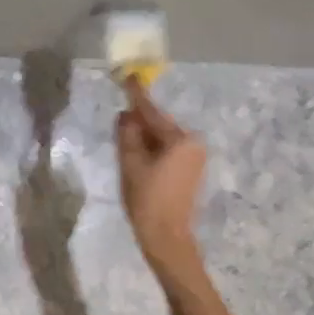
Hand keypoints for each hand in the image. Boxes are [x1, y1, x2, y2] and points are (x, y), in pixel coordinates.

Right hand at [115, 78, 206, 281]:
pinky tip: (138, 158)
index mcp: (180, 139)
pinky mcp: (191, 171)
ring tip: (124, 144)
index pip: (152, 112)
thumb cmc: (147, 201)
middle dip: (139, 122)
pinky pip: (168, 151)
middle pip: (159, 125)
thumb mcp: (130, 164)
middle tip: (118, 121)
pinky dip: (153, 150)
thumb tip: (126, 114)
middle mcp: (193, 143)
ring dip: (144, 138)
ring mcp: (195, 158)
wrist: (167, 238)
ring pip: (163, 138)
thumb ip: (127, 135)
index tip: (128, 76)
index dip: (136, 95)